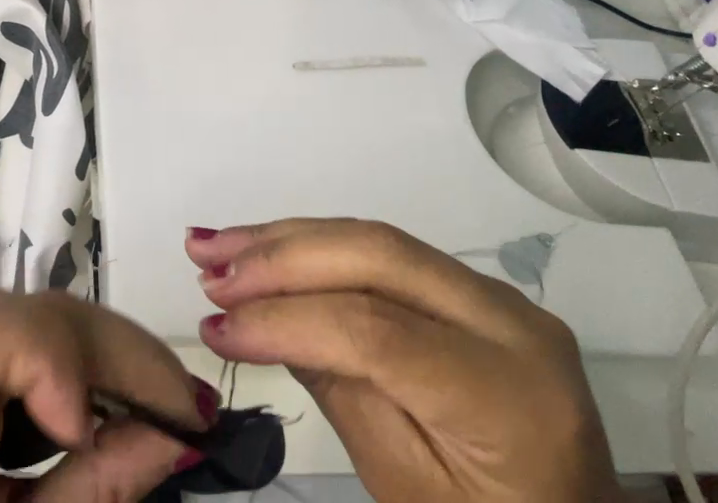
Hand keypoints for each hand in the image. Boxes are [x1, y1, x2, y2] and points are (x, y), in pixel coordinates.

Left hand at [0, 278, 215, 502]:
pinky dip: (56, 371)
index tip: (84, 430)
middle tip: (189, 414)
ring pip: (14, 319)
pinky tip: (93, 414)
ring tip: (155, 409)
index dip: (43, 354)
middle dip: (109, 353)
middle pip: (12, 311)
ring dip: (92, 356)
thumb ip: (85, 498)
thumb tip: (171, 436)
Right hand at [187, 219, 621, 502]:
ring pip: (377, 239)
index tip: (213, 326)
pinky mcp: (474, 289)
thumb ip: (343, 397)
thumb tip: (259, 322)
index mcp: (507, 396)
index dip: (286, 319)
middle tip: (205, 266)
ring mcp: (497, 297)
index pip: (378, 333)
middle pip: (379, 258)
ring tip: (213, 246)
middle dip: (281, 258)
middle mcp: (512, 325)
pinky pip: (388, 252)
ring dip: (288, 239)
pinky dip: (318, 245)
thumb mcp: (410, 488)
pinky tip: (266, 245)